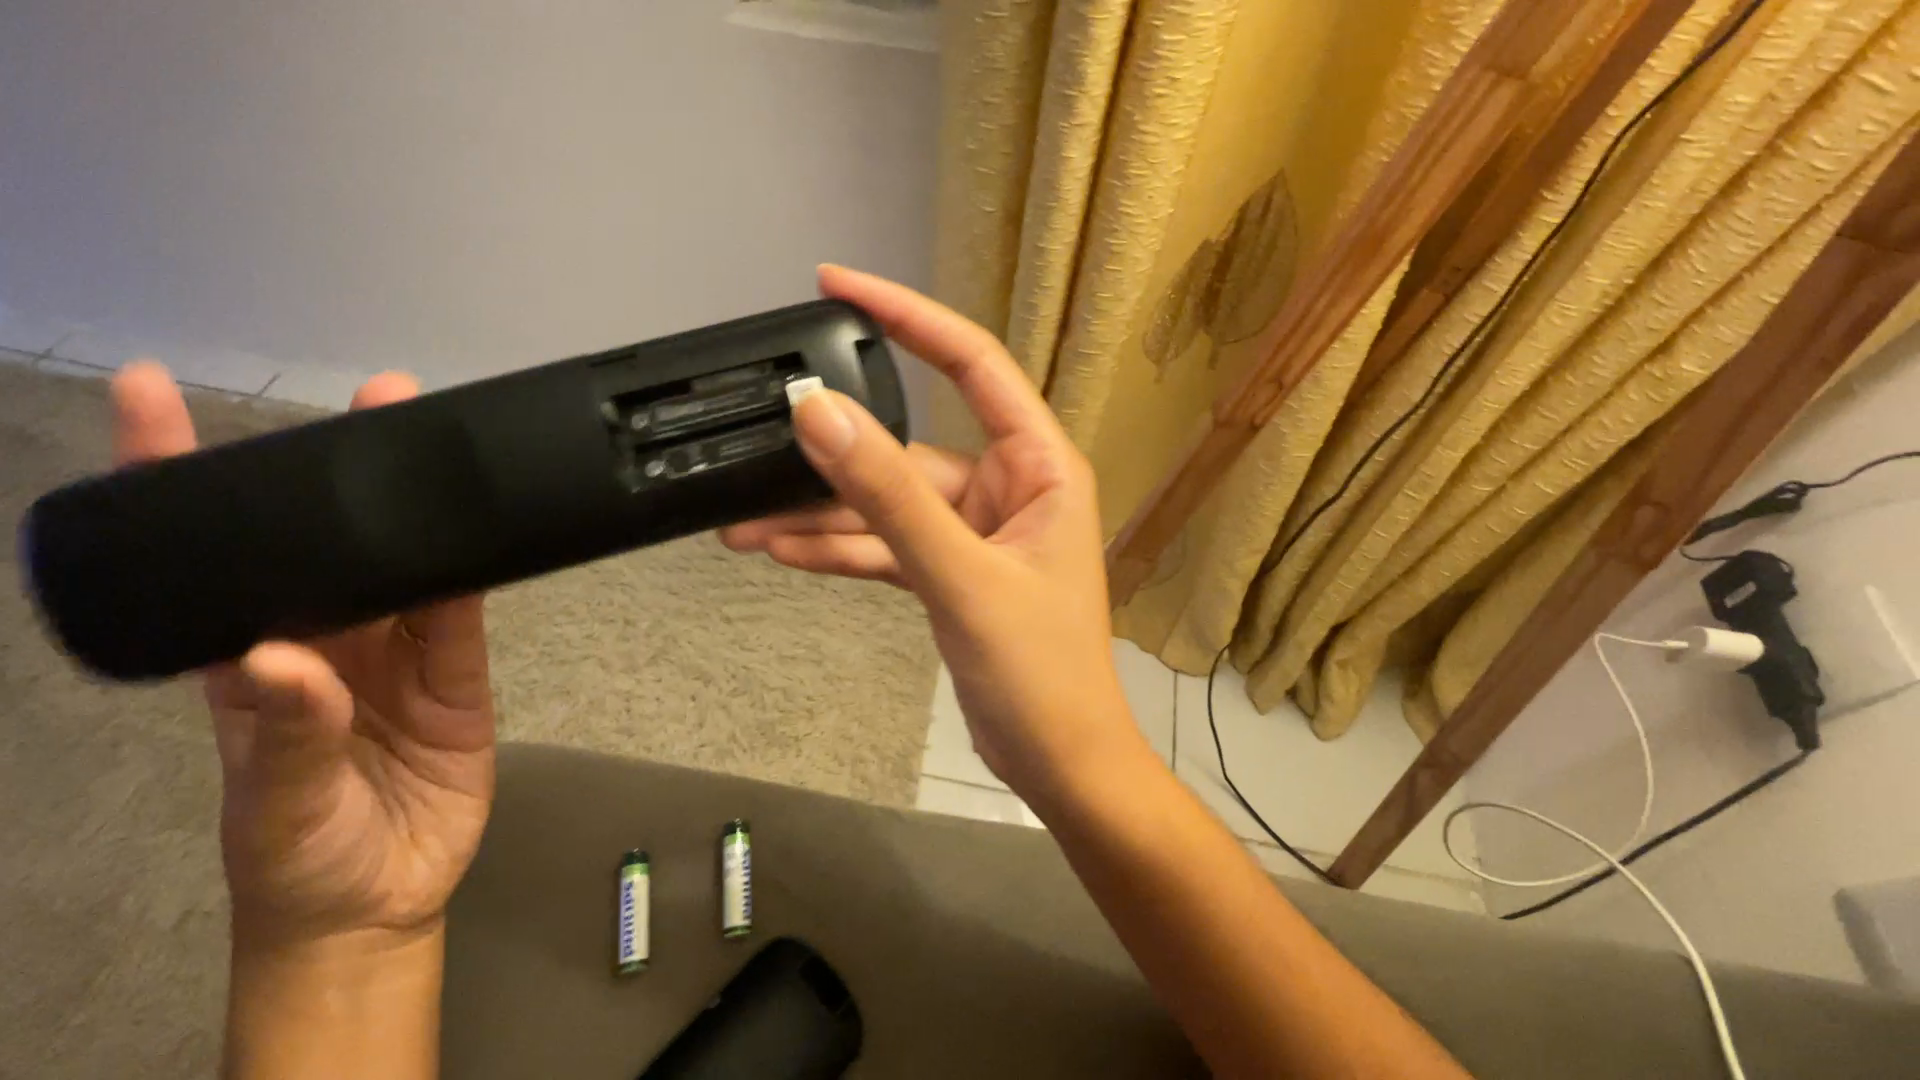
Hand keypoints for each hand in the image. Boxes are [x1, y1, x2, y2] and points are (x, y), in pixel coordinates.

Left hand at [110, 363, 494, 948]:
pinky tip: (475, 530)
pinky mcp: (457, 675)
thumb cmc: (295, 855)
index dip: (178, 479)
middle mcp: (322, 640)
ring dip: (417, 510)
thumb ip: (286, 732)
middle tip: (371, 401)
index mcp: (247, 660)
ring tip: (429, 441)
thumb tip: (283, 654)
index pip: (209, 560)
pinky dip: (468, 575)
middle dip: (338, 472)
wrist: (378, 900)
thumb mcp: (271, 804)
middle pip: (326, 544)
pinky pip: (462, 616)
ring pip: (406, 567)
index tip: (153, 395)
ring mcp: (396, 655)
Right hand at [721, 266, 1137, 794]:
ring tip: (742, 518)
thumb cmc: (1042, 674)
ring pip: (887, 503)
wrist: (1060, 762)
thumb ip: (889, 497)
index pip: (971, 362)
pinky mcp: (951, 571)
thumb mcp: (961, 577)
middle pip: (909, 447)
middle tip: (758, 434)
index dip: (906, 316)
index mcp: (1038, 465)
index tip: (836, 287)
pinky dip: (840, 549)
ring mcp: (976, 531)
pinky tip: (780, 549)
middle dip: (835, 455)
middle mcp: (1007, 486)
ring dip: (821, 513)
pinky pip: (887, 545)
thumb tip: (819, 414)